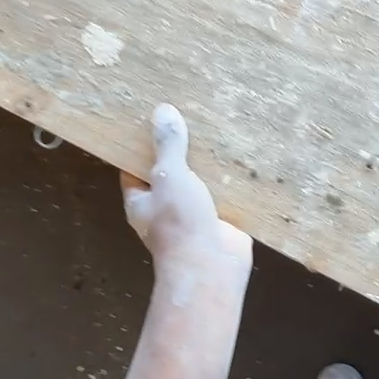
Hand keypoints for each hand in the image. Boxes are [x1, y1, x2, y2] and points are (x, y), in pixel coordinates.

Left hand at [121, 104, 251, 274]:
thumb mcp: (169, 177)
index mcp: (141, 202)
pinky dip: (232, 181)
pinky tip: (243, 158)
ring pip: (200, 184)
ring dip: (210, 167)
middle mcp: (165, 210)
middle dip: (181, 153)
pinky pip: (225, 196)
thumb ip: (167, 146)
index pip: (134, 170)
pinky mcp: (220, 221)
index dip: (141, 148)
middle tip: (191, 119)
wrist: (211, 267)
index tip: (151, 122)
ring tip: (220, 131)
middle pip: (170, 175)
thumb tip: (162, 111)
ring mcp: (193, 217)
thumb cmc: (179, 223)